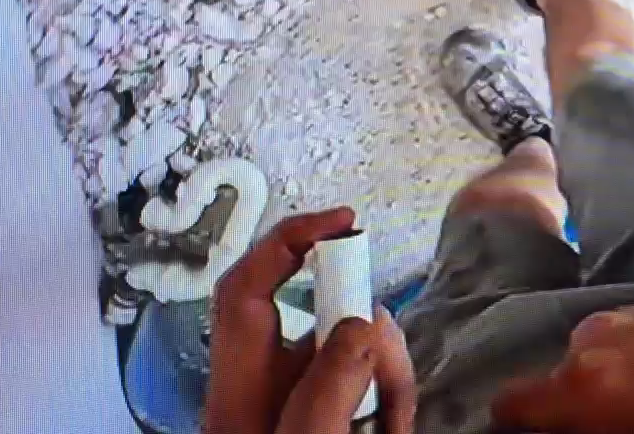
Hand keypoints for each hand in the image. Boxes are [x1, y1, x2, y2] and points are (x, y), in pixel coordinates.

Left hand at [204, 208, 416, 433]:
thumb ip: (330, 384)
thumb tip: (362, 322)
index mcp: (238, 394)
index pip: (246, 286)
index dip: (290, 238)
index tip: (342, 220)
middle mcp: (263, 392)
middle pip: (317, 313)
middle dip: (367, 322)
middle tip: (388, 353)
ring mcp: (296, 405)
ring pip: (352, 346)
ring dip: (387, 371)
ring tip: (396, 417)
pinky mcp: (329, 418)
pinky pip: (367, 380)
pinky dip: (390, 393)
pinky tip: (396, 425)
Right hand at [492, 288, 633, 433]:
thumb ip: (607, 433)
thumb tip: (587, 425)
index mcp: (584, 386)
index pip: (513, 404)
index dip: (515, 426)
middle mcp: (589, 342)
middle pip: (558, 387)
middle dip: (574, 415)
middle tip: (612, 431)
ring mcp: (619, 317)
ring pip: (591, 365)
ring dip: (606, 392)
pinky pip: (620, 346)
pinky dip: (630, 369)